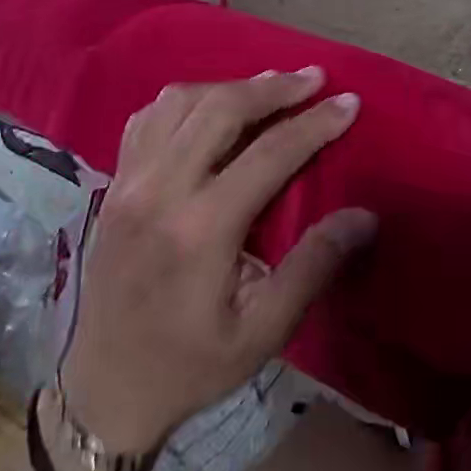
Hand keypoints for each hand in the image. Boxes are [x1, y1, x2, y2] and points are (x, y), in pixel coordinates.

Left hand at [61, 67, 377, 450]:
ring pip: (178, 102)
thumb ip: (315, 265)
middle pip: (221, 109)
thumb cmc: (192, 365)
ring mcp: (127, 184)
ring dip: (230, 87)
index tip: (349, 101)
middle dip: (274, 88)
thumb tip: (366, 216)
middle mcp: (158, 192)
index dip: (315, 122)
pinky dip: (185, 101)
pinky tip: (210, 108)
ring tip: (269, 88)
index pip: (270, 152)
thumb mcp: (265, 330)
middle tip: (314, 78)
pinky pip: (147, 119)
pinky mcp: (111, 187)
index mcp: (200, 229)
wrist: (104, 392)